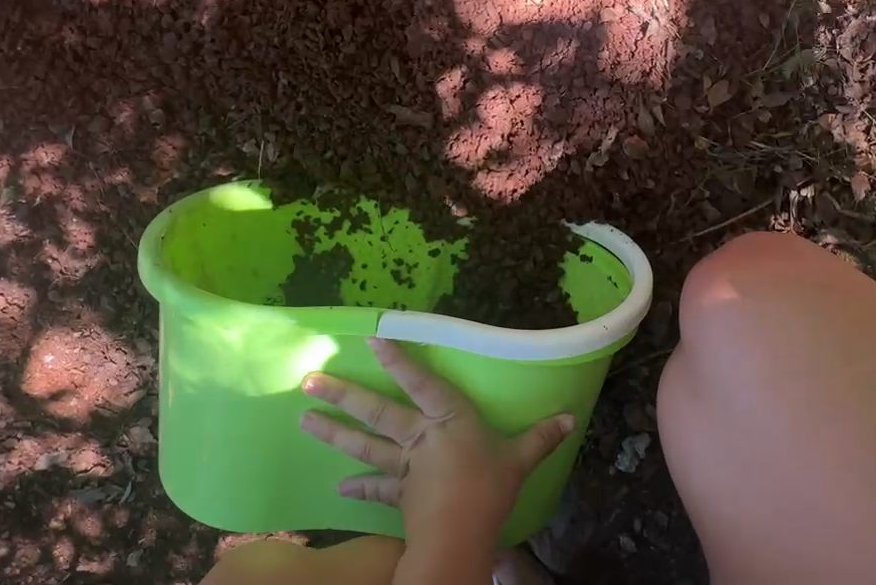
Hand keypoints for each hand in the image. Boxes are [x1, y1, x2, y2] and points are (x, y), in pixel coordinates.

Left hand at [300, 338, 573, 555]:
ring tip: (304, 419)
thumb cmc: (487, 490)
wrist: (458, 538)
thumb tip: (571, 418)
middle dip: (342, 395)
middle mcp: (419, 436)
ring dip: (334, 432)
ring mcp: (403, 466)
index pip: (419, 382)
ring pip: (363, 444)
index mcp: (447, 418)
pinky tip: (337, 485)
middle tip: (309, 381)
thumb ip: (540, 438)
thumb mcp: (519, 461)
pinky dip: (357, 485)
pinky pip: (374, 486)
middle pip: (377, 411)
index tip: (371, 337)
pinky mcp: (396, 495)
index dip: (397, 359)